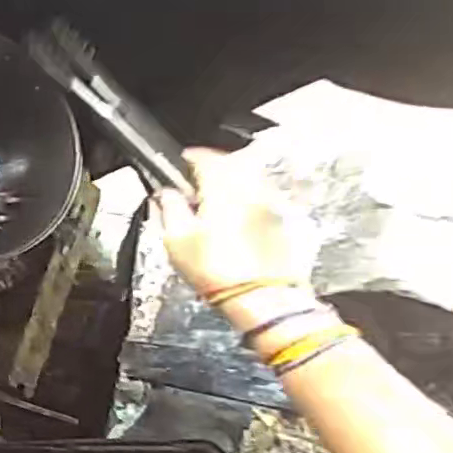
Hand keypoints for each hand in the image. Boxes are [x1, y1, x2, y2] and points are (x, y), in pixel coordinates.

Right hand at [154, 148, 302, 295]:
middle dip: (216, 165)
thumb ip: (170, 209)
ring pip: (253, 179)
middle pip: (236, 165)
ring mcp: (274, 205)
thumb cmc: (212, 267)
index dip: (192, 156)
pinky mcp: (286, 221)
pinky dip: (248, 196)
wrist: (259, 296)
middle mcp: (254, 191)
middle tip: (198, 175)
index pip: (209, 159)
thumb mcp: (175, 238)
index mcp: (223, 191)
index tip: (182, 158)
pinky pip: (264, 197)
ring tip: (216, 193)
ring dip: (234, 179)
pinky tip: (235, 211)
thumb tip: (167, 194)